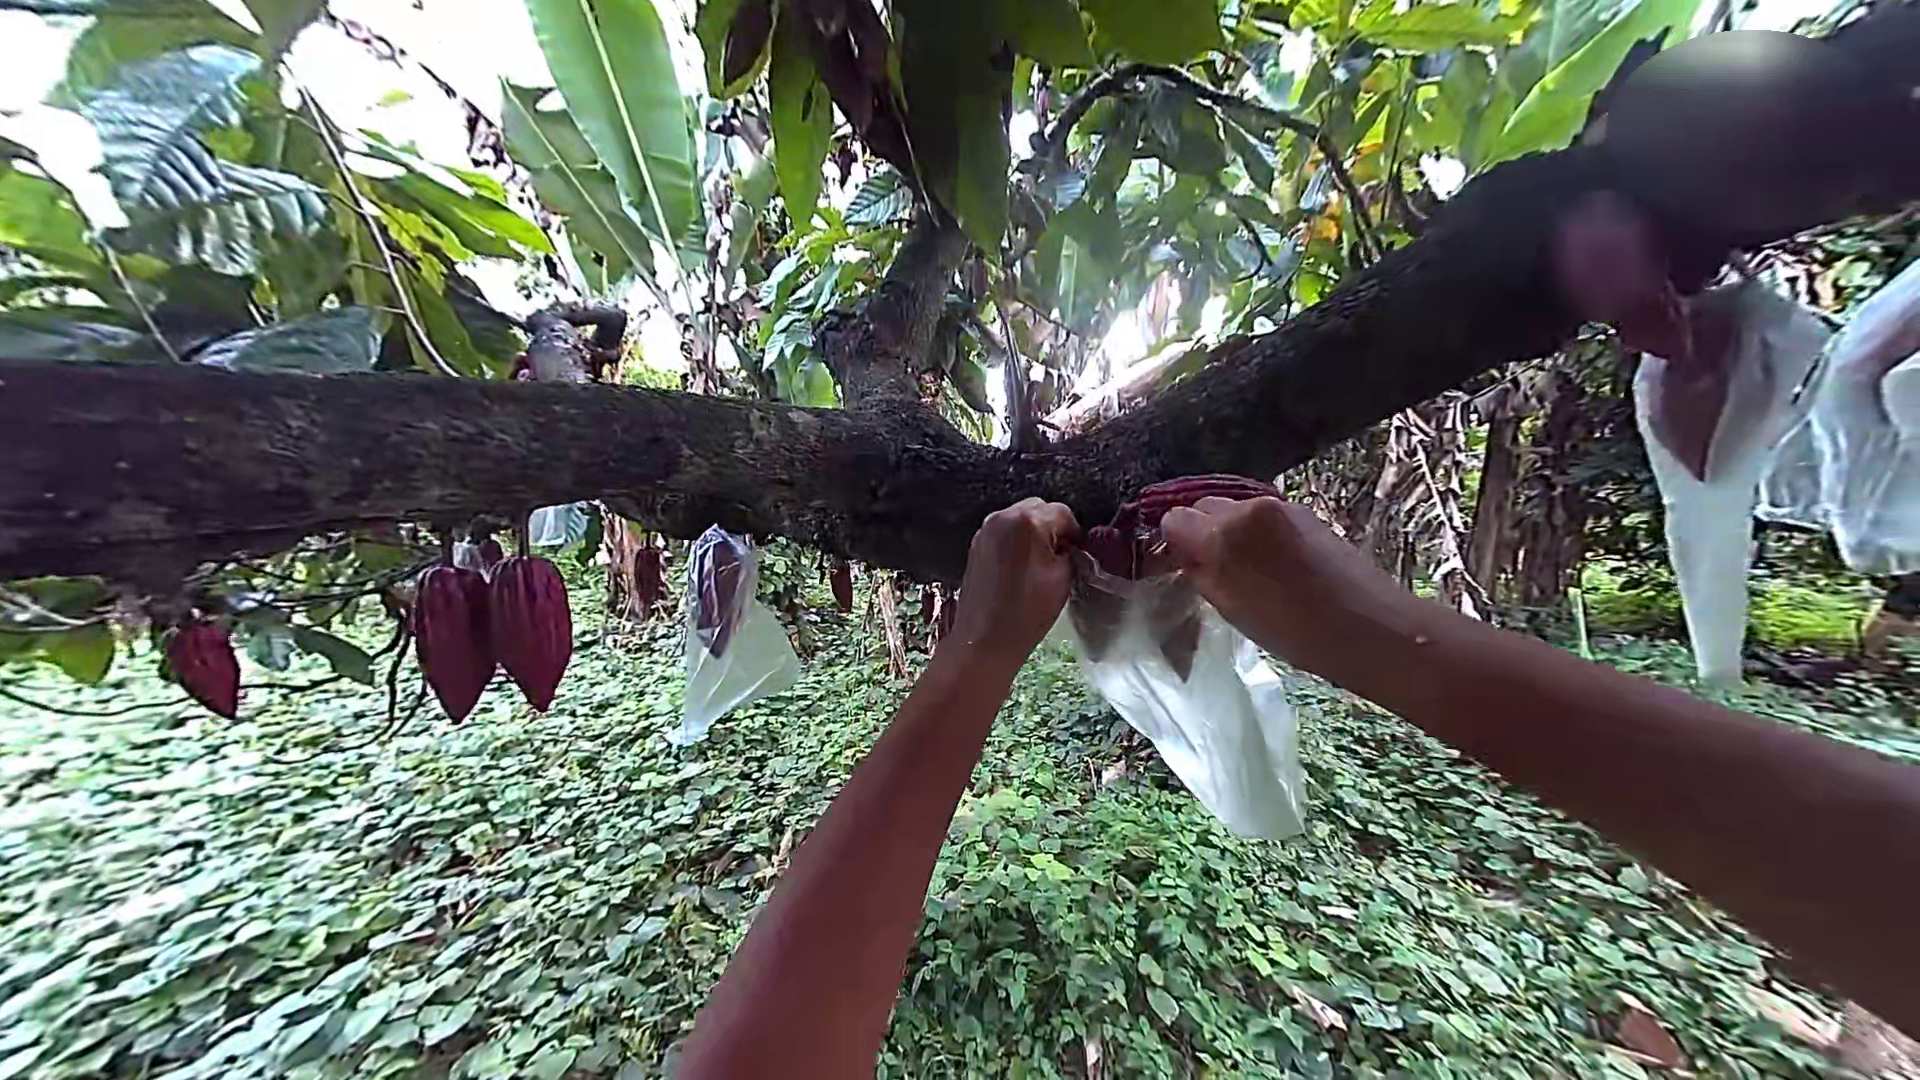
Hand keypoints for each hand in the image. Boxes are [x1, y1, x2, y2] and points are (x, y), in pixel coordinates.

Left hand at [946, 498, 1079, 672]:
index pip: (1062, 513)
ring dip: (1033, 533)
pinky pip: (1004, 532)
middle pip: (1038, 508)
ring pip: (1020, 518)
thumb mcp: (1063, 578)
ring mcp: (985, 530)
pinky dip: (1016, 542)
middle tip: (1059, 557)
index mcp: (1027, 522)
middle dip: (1052, 528)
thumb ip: (1069, 552)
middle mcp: (1002, 518)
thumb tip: (1067, 547)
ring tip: (1039, 565)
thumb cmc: (1027, 612)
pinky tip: (1020, 568)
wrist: (985, 639)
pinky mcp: (976, 544)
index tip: (1075, 554)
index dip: (1074, 533)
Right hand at [1159, 497, 1421, 678]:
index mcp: (1223, 535)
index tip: (1183, 564)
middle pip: (1202, 506)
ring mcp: (1279, 506)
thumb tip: (1185, 554)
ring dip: (1228, 529)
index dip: (1173, 541)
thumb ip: (1198, 572)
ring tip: (1246, 566)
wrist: (1368, 628)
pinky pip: (1260, 514)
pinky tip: (1272, 562)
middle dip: (1200, 530)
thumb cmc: (1291, 629)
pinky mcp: (1304, 511)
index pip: (1174, 519)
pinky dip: (1254, 530)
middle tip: (1211, 566)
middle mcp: (1248, 509)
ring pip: (1232, 508)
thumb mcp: (1228, 607)